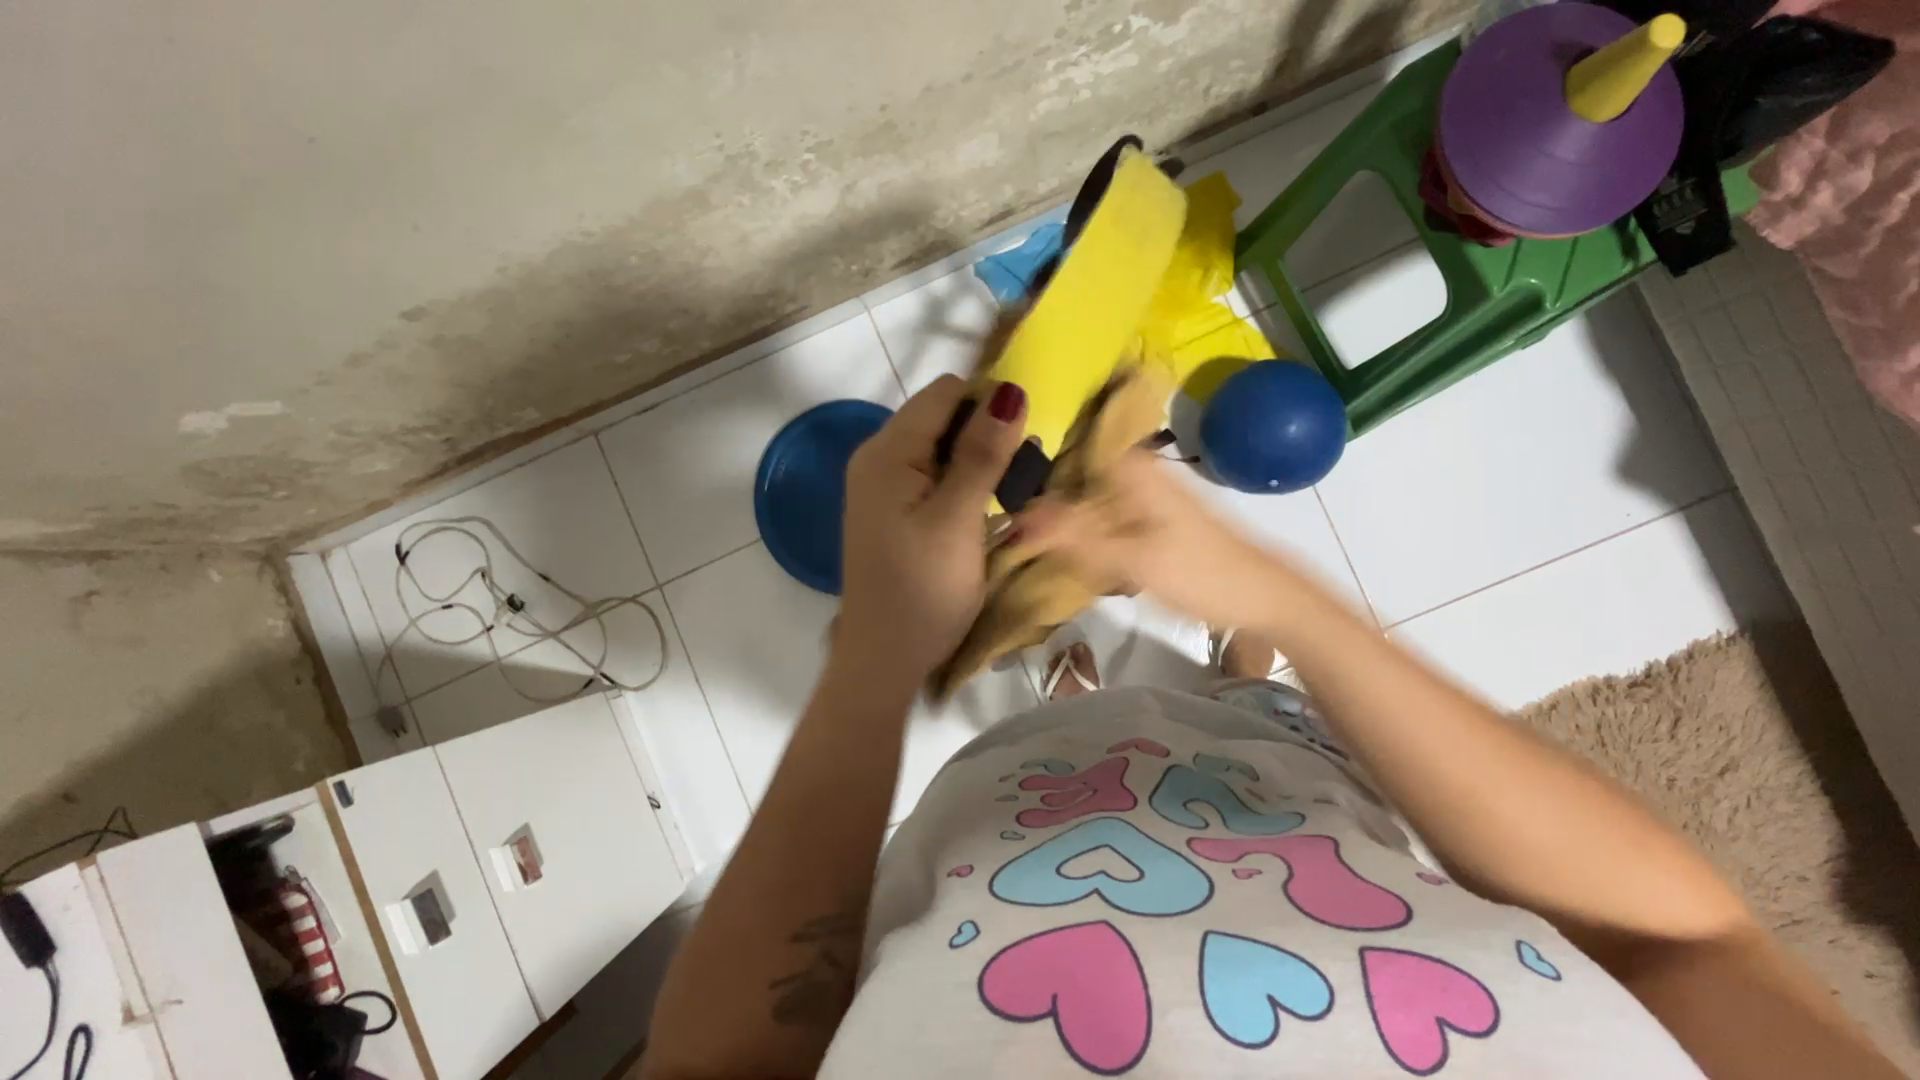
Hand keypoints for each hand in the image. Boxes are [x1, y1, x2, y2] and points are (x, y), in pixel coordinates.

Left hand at [837, 375, 1026, 685]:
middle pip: (942, 418)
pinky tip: (985, 516)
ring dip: (980, 465)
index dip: (989, 406)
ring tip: (1010, 500)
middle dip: (987, 437)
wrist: (884, 659)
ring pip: (942, 450)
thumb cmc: (924, 589)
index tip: (1023, 445)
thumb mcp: (959, 518)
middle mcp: (878, 458)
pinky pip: (933, 479)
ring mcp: (882, 487)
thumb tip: (1009, 390)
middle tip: (1021, 480)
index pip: (946, 393)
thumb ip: (982, 452)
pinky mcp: (892, 513)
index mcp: (887, 451)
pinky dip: (963, 487)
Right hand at [1011, 450, 1300, 629]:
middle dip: (1054, 503)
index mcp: (1138, 472)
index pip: (1076, 451)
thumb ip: (1074, 538)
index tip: (1013, 494)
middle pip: (1084, 479)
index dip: (1044, 469)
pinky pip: (1115, 522)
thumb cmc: (1202, 573)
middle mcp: (1146, 476)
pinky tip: (1084, 560)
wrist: (1267, 598)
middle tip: (1020, 530)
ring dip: (1073, 523)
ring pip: (1098, 503)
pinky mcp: (1163, 526)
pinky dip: (1096, 537)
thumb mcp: (1131, 558)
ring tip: (1042, 546)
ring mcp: (1156, 500)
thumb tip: (1018, 520)